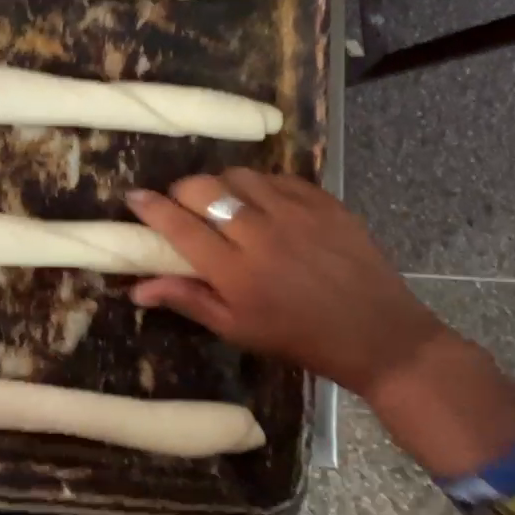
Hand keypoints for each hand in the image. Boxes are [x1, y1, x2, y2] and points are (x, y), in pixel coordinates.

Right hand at [126, 170, 450, 397]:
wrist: (380, 337)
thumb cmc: (299, 338)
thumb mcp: (237, 329)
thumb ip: (187, 299)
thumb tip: (136, 288)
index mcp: (236, 273)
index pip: (178, 226)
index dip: (150, 207)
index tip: (133, 198)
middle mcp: (262, 236)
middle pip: (202, 189)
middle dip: (181, 191)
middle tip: (181, 204)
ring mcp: (297, 215)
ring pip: (238, 176)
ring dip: (220, 184)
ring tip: (222, 200)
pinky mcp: (326, 205)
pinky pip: (279, 177)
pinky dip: (260, 185)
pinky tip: (261, 203)